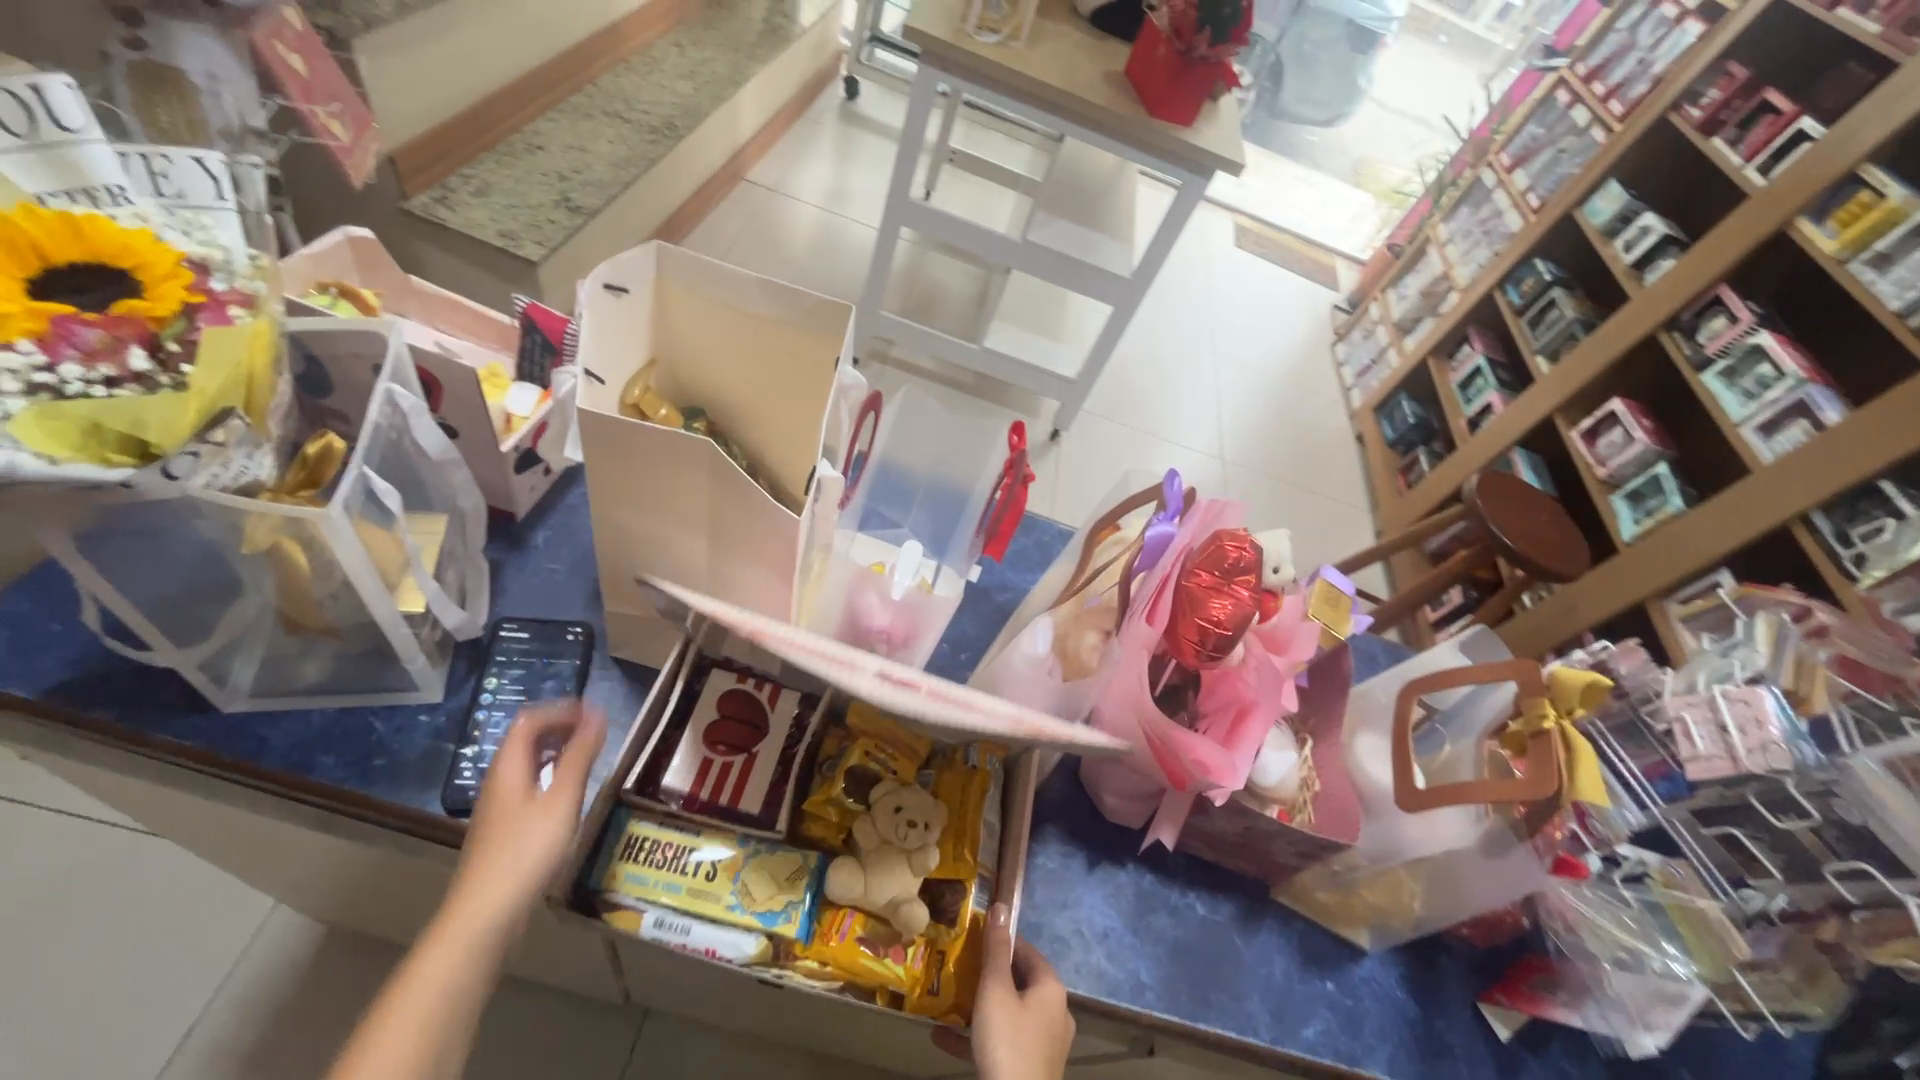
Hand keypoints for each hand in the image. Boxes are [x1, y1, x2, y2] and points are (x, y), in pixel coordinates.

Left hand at [447, 701, 606, 935]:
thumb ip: (581, 756)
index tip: (594, 713)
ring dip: (556, 752)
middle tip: (595, 732)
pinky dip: (550, 777)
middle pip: (524, 740)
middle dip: (560, 728)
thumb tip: (598, 714)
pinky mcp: (503, 828)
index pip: (529, 720)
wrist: (486, 912)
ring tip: (588, 757)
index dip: (561, 710)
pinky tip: (568, 796)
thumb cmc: (527, 851)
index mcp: (508, 767)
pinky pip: (527, 786)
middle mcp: (498, 780)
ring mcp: (498, 805)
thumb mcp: (563, 800)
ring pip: (526, 764)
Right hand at [932, 904, 1074, 1079]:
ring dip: (977, 1006)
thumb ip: (995, 950)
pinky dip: (975, 1036)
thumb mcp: (995, 990)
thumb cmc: (1007, 1041)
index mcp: (1050, 988)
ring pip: (1007, 1014)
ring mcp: (1043, 1042)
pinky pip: (1000, 1041)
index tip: (972, 937)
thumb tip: (1001, 907)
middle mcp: (1053, 1011)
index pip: (1026, 951)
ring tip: (948, 999)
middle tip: (957, 966)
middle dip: (986, 975)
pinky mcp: (1029, 1065)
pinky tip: (942, 1035)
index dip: (1001, 941)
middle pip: (1018, 982)